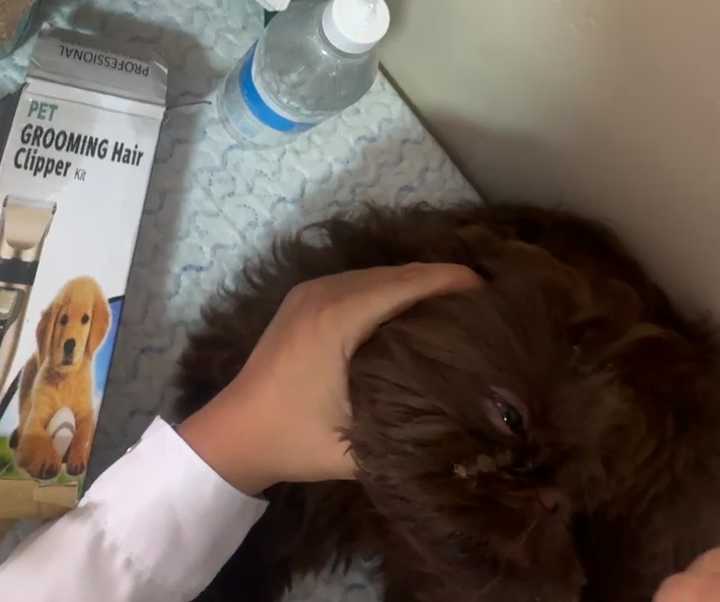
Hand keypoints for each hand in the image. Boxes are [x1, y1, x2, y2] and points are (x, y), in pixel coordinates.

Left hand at [177, 262, 482, 494]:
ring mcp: (311, 291)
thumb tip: (464, 427)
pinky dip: (388, 288)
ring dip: (413, 283)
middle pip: (393, 274)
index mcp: (338, 317)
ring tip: (453, 302)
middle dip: (437, 279)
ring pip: (375, 275)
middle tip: (479, 299)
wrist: (233, 432)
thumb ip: (407, 432)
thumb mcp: (355, 446)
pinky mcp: (304, 298)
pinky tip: (409, 307)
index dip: (447, 280)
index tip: (486, 287)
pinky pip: (357, 282)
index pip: (404, 284)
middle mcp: (325, 292)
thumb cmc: (294, 438)